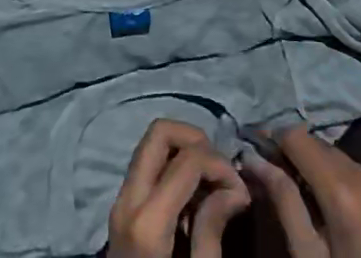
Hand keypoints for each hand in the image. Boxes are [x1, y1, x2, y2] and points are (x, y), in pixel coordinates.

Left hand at [108, 120, 250, 257]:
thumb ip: (212, 229)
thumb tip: (234, 189)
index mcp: (147, 220)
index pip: (189, 158)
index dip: (221, 165)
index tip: (240, 190)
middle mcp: (127, 199)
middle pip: (159, 132)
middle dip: (197, 140)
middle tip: (220, 170)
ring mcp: (119, 201)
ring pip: (151, 144)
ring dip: (185, 151)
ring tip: (210, 183)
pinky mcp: (121, 208)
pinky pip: (148, 166)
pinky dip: (173, 166)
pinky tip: (193, 196)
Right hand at [243, 127, 360, 257]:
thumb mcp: (309, 256)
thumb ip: (285, 202)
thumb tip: (256, 160)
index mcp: (344, 191)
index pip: (300, 139)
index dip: (279, 141)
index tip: (264, 150)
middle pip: (328, 151)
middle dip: (306, 161)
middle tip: (290, 182)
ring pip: (354, 166)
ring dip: (336, 178)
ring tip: (329, 209)